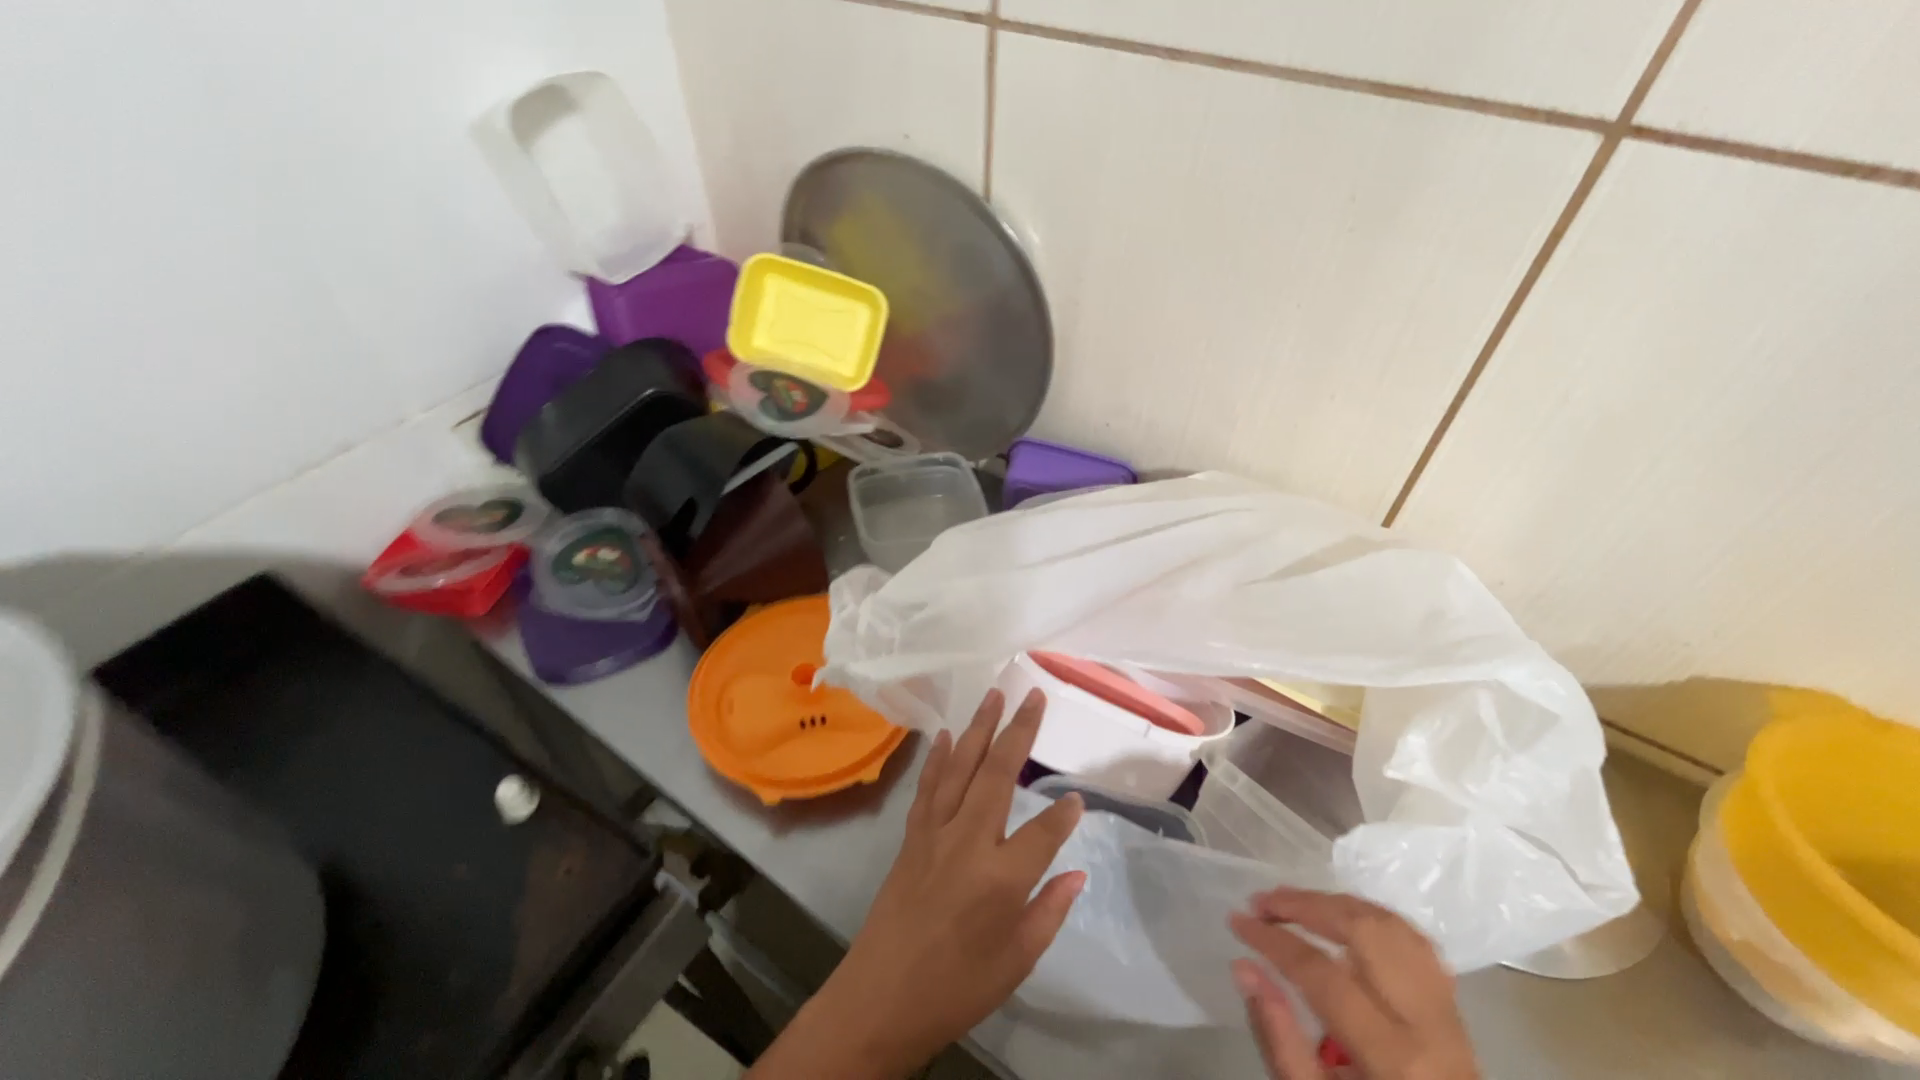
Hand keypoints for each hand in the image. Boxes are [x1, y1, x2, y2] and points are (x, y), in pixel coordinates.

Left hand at [748, 690, 1085, 1078]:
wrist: (879, 1000)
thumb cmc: (957, 989)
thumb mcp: (1017, 961)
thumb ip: (1049, 911)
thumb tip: (1075, 872)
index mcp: (1002, 878)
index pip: (1045, 831)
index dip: (1065, 814)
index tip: (1077, 798)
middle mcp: (968, 843)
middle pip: (997, 775)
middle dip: (1018, 732)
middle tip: (1032, 695)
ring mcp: (934, 836)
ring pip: (959, 770)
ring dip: (977, 729)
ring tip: (993, 696)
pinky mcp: (910, 839)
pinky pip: (928, 788)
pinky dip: (938, 759)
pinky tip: (945, 736)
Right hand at [1229, 888, 1479, 1079]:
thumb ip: (1277, 1034)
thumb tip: (1244, 967)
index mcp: (1390, 1056)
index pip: (1323, 974)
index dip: (1274, 941)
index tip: (1237, 921)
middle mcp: (1426, 1021)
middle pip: (1364, 932)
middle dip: (1306, 906)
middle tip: (1262, 902)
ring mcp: (1447, 1009)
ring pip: (1392, 925)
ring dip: (1337, 904)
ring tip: (1293, 904)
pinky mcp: (1453, 1004)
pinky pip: (1414, 940)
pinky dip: (1372, 919)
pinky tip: (1341, 920)